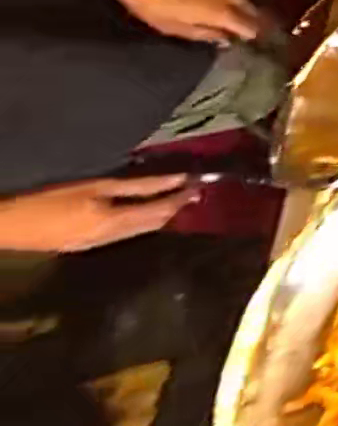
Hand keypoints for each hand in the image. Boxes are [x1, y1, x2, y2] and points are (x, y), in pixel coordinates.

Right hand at [0, 175, 199, 251]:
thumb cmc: (48, 201)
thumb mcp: (98, 187)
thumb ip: (142, 185)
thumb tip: (180, 179)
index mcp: (113, 223)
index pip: (162, 210)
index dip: (184, 197)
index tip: (201, 183)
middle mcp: (109, 238)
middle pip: (155, 223)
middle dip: (176, 207)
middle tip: (193, 190)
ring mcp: (95, 245)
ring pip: (142, 230)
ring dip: (161, 215)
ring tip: (176, 197)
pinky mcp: (83, 247)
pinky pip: (124, 234)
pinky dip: (142, 222)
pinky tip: (146, 211)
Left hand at [98, 0, 265, 42]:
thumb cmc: (154, 6)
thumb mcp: (173, 28)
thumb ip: (204, 34)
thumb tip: (226, 39)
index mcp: (224, 15)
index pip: (250, 28)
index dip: (248, 34)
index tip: (244, 38)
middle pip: (254, 12)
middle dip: (249, 19)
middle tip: (239, 25)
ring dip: (244, 5)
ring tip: (235, 9)